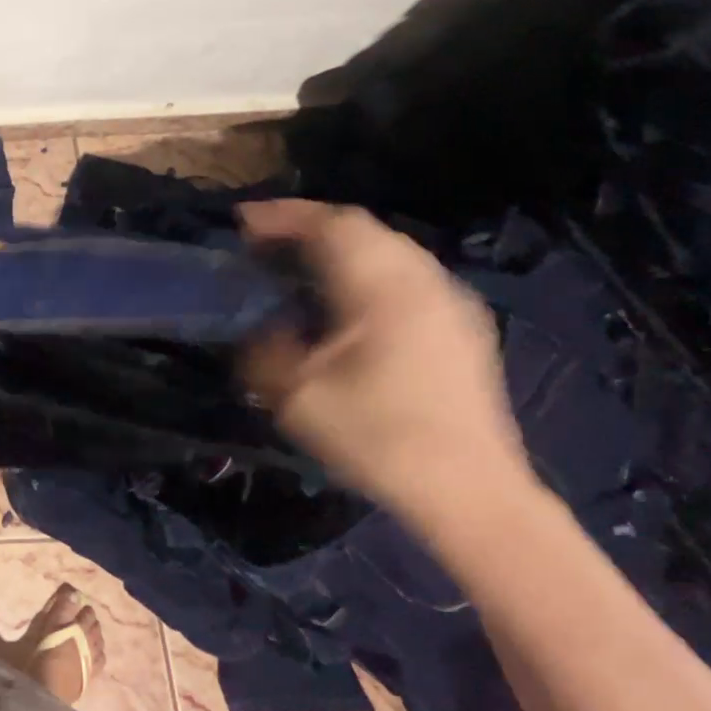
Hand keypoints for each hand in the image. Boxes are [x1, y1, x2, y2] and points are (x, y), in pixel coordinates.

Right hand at [237, 200, 530, 515]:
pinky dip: (364, 266)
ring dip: (337, 245)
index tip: (238, 222)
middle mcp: (423, 283)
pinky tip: (341, 297)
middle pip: (362, 229)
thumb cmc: (379, 439)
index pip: (331, 225)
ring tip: (294, 262)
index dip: (281, 215)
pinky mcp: (460, 327)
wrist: (472, 495)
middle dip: (307, 225)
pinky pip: (405, 272)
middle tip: (260, 240)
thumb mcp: (295, 395)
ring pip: (388, 248)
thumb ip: (264, 345)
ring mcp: (450, 304)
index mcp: (383, 290)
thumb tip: (256, 321)